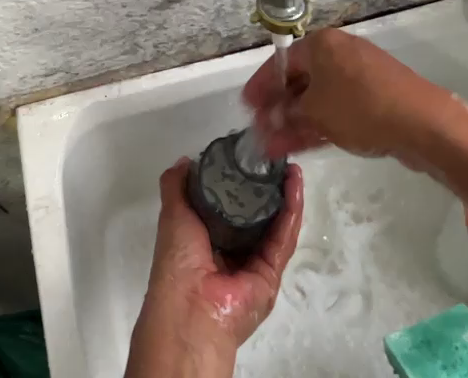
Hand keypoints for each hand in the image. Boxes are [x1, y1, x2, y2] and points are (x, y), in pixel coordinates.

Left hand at [125, 159, 303, 377]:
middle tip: (276, 163)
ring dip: (284, 197)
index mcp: (205, 239)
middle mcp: (230, 251)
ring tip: (291, 170)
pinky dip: (291, 213)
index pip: (227, 206)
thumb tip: (185, 161)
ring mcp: (252, 263)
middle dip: (267, 189)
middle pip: (255, 215)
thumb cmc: (177, 260)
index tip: (248, 159)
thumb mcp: (172, 214)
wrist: (192, 309)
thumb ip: (176, 185)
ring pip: (274, 225)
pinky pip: (283, 239)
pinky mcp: (271, 273)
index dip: (238, 182)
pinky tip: (294, 187)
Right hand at [242, 27, 449, 159]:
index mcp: (321, 45)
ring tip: (273, 147)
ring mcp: (357, 78)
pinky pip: (335, 110)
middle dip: (278, 109)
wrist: (423, 123)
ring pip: (316, 100)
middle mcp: (338, 55)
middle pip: (299, 81)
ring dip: (294, 122)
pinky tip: (298, 146)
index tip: (246, 107)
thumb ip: (287, 117)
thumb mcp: (315, 112)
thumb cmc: (360, 106)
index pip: (280, 62)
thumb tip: (267, 124)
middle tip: (259, 131)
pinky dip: (317, 125)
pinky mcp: (372, 100)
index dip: (261, 87)